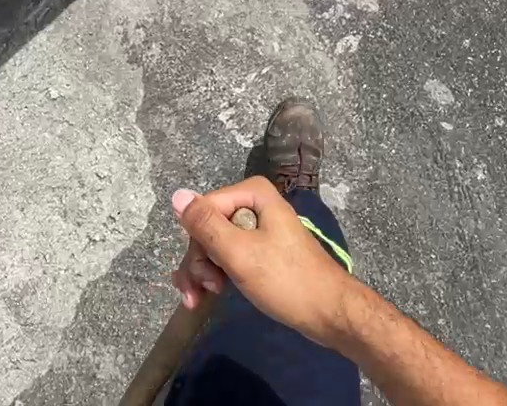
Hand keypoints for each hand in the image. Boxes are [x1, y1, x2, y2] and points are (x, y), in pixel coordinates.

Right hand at [169, 176, 359, 348]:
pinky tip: (209, 295)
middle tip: (205, 292)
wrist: (329, 312)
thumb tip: (176, 195)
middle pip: (207, 227)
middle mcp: (254, 203)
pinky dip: (216, 274)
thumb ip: (206, 225)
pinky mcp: (261, 249)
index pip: (203, 210)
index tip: (202, 276)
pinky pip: (228, 254)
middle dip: (199, 261)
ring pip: (214, 243)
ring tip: (203, 299)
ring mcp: (258, 227)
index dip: (197, 244)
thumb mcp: (240, 253)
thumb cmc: (286, 280)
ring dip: (203, 272)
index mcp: (252, 193)